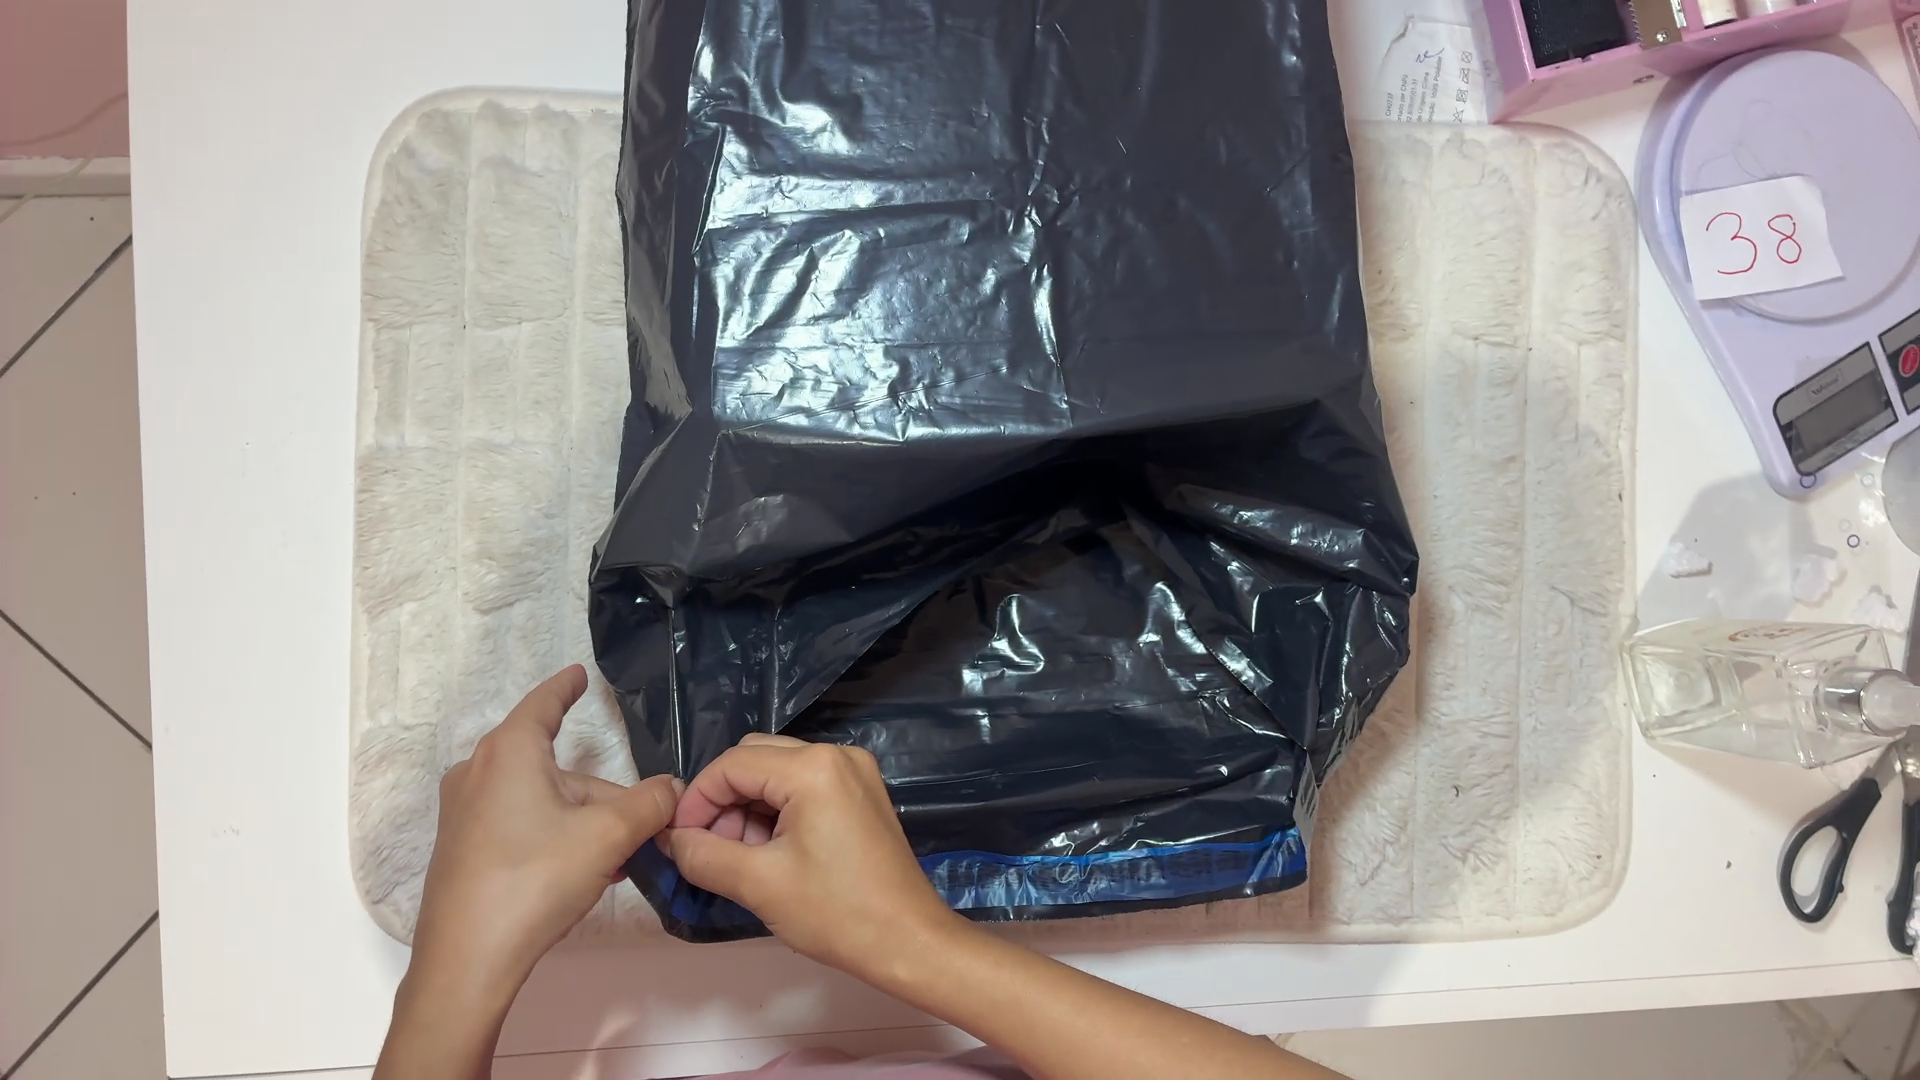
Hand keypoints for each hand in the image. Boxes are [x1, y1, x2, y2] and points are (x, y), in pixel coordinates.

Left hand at [411, 666, 679, 1000]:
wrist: (465, 966)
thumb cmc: (535, 879)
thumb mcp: (610, 834)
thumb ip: (652, 802)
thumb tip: (674, 786)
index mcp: (509, 754)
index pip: (543, 705)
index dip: (565, 688)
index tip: (579, 673)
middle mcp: (479, 774)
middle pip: (558, 768)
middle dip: (602, 794)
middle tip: (638, 822)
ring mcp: (465, 815)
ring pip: (545, 801)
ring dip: (585, 822)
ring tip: (617, 858)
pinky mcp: (462, 851)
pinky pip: (523, 824)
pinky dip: (558, 836)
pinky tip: (584, 871)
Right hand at [664, 734, 958, 976]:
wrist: (907, 939)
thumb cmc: (834, 912)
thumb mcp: (759, 884)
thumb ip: (704, 854)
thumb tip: (671, 838)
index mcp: (813, 766)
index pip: (733, 764)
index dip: (697, 799)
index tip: (679, 841)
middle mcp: (836, 753)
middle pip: (756, 758)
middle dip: (724, 800)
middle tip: (711, 850)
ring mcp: (854, 768)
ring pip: (779, 770)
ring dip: (749, 807)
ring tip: (741, 858)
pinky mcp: (862, 788)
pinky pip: (805, 783)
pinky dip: (778, 809)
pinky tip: (770, 850)